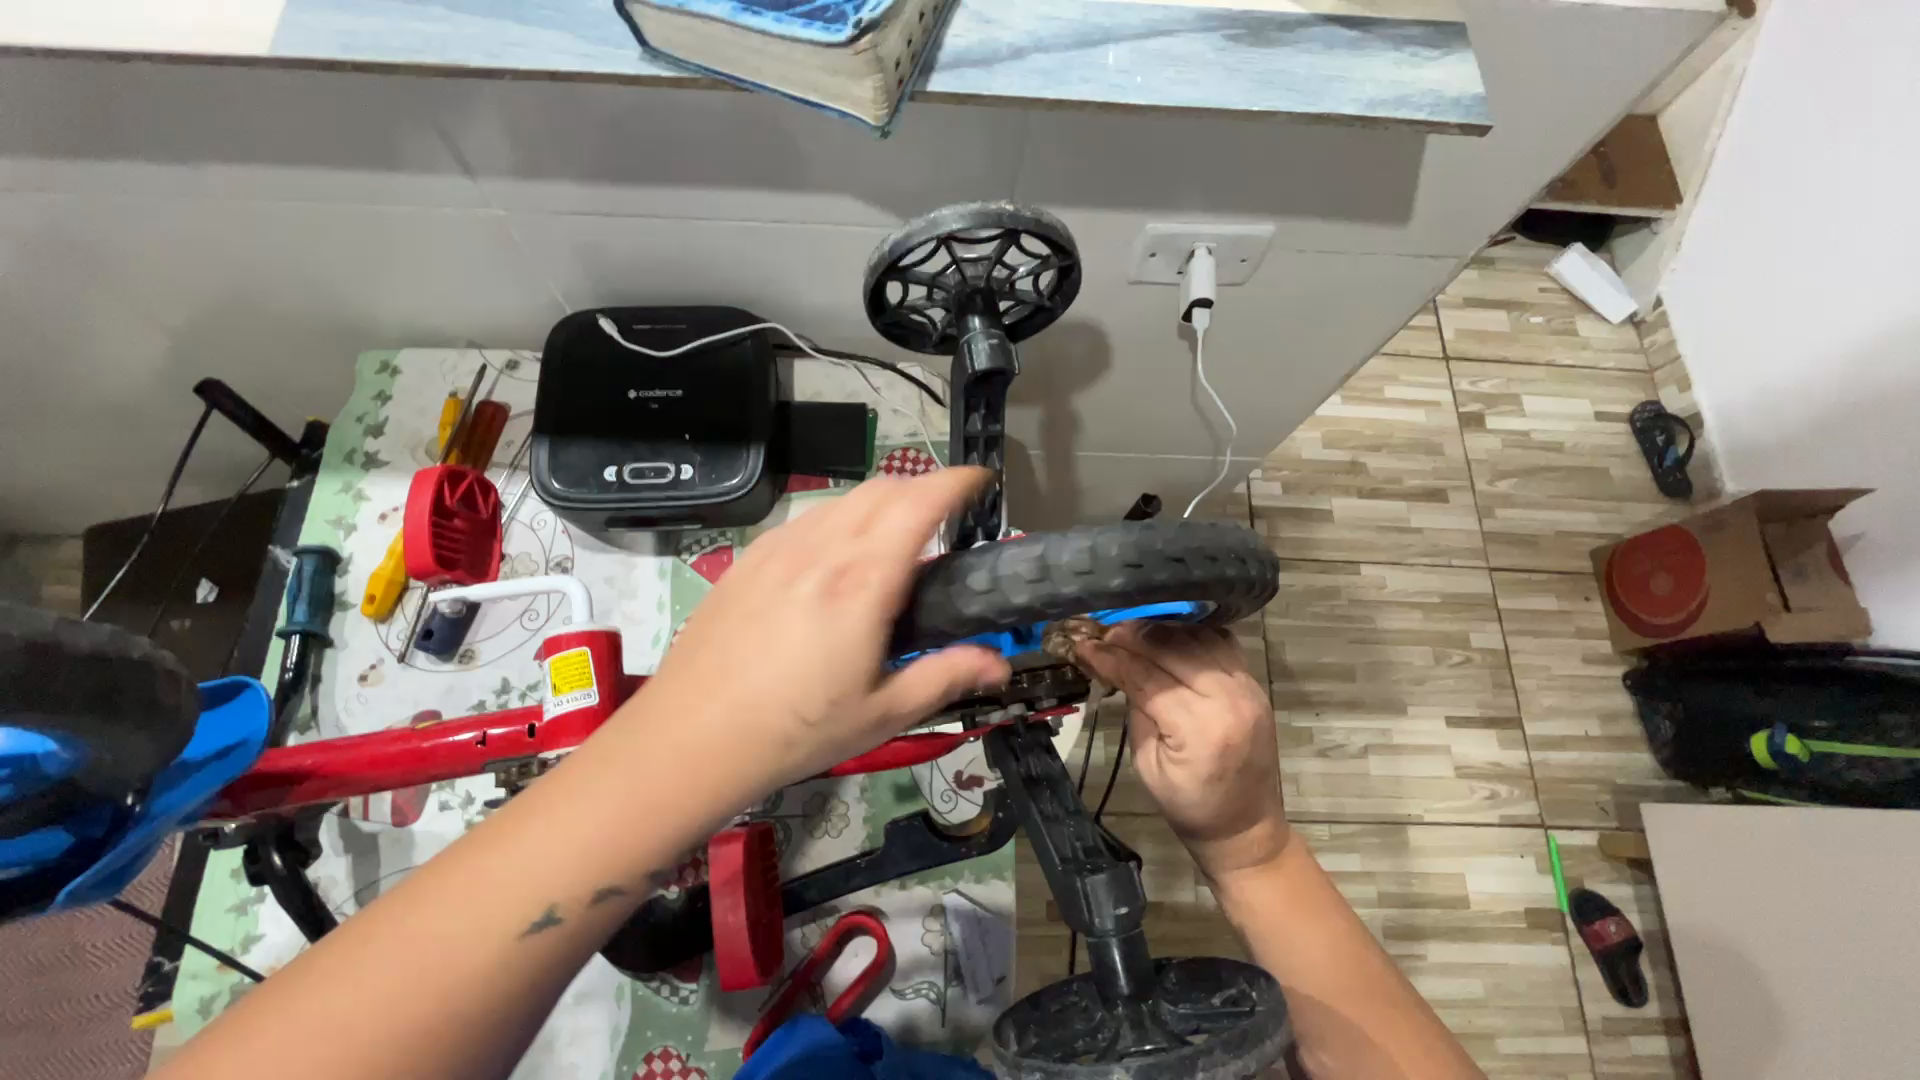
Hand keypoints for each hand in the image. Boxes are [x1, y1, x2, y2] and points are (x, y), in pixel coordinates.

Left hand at [633, 468, 1010, 790]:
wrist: (689, 738)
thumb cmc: (794, 731)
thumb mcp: (881, 713)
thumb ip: (945, 676)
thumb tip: (1000, 664)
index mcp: (861, 582)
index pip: (918, 504)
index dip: (955, 482)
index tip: (979, 482)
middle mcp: (820, 549)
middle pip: (881, 489)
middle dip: (922, 488)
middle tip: (945, 519)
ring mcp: (777, 549)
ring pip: (841, 500)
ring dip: (879, 503)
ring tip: (893, 541)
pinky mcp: (747, 560)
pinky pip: (805, 519)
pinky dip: (838, 520)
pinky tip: (835, 560)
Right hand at [1076, 622, 1288, 879]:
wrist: (1245, 825)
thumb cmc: (1188, 804)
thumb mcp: (1146, 763)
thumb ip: (1135, 709)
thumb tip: (1113, 665)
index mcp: (1198, 728)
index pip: (1145, 675)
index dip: (1110, 658)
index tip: (1083, 646)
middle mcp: (1228, 698)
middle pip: (1172, 648)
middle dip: (1132, 636)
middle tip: (1102, 633)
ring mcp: (1247, 687)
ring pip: (1198, 637)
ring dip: (1160, 629)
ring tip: (1130, 631)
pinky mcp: (1254, 684)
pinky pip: (1221, 643)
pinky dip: (1190, 634)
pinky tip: (1167, 637)